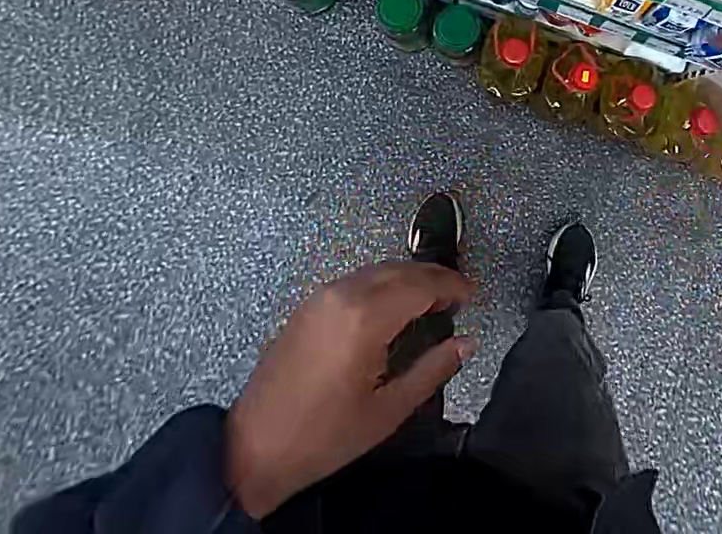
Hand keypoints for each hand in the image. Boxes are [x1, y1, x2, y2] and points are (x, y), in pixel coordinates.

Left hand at [224, 262, 476, 516]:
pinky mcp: (310, 304)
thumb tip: (467, 343)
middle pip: (403, 269)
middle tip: (457, 296)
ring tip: (431, 300)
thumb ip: (434, 370)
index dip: (452, 286)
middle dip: (435, 278)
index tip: (471, 295)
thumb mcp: (388, 411)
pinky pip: (359, 278)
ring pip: (381, 269)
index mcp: (365, 318)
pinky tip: (394, 304)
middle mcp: (344, 295)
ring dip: (410, 277)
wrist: (249, 452)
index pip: (423, 285)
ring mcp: (323, 296)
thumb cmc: (321, 437)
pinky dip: (386, 282)